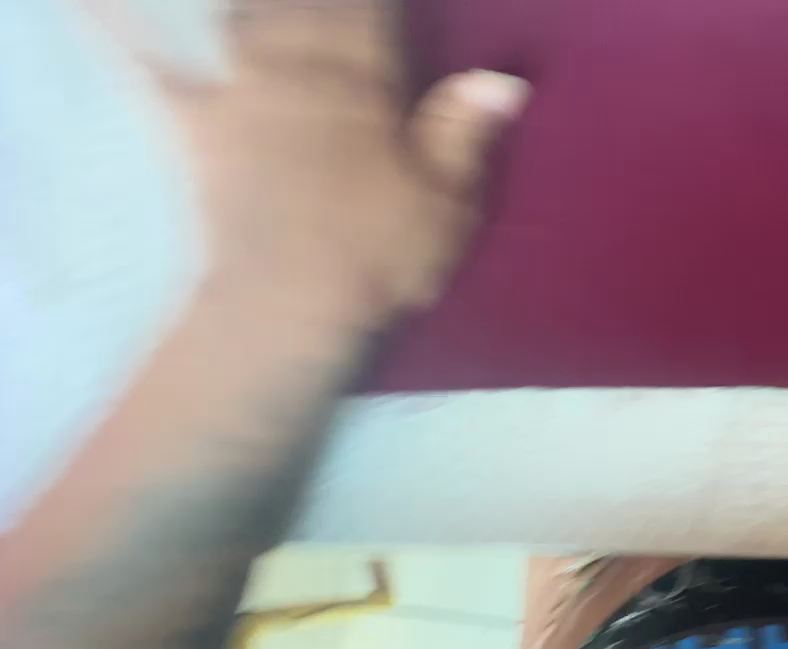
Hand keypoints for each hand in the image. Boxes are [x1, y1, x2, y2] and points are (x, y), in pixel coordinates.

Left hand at [159, 4, 523, 330]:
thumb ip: (464, 130)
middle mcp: (293, 71)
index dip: (385, 3)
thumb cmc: (388, 251)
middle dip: (327, 2)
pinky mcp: (196, 124)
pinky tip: (101, 9)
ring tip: (287, 10)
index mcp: (362, 88)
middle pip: (304, 7)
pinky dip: (124, 29)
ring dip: (263, 6)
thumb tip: (504, 78)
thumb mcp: (450, 200)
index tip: (396, 2)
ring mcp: (237, 92)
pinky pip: (154, 64)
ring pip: (244, 18)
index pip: (372, 15)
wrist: (297, 297)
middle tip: (346, 8)